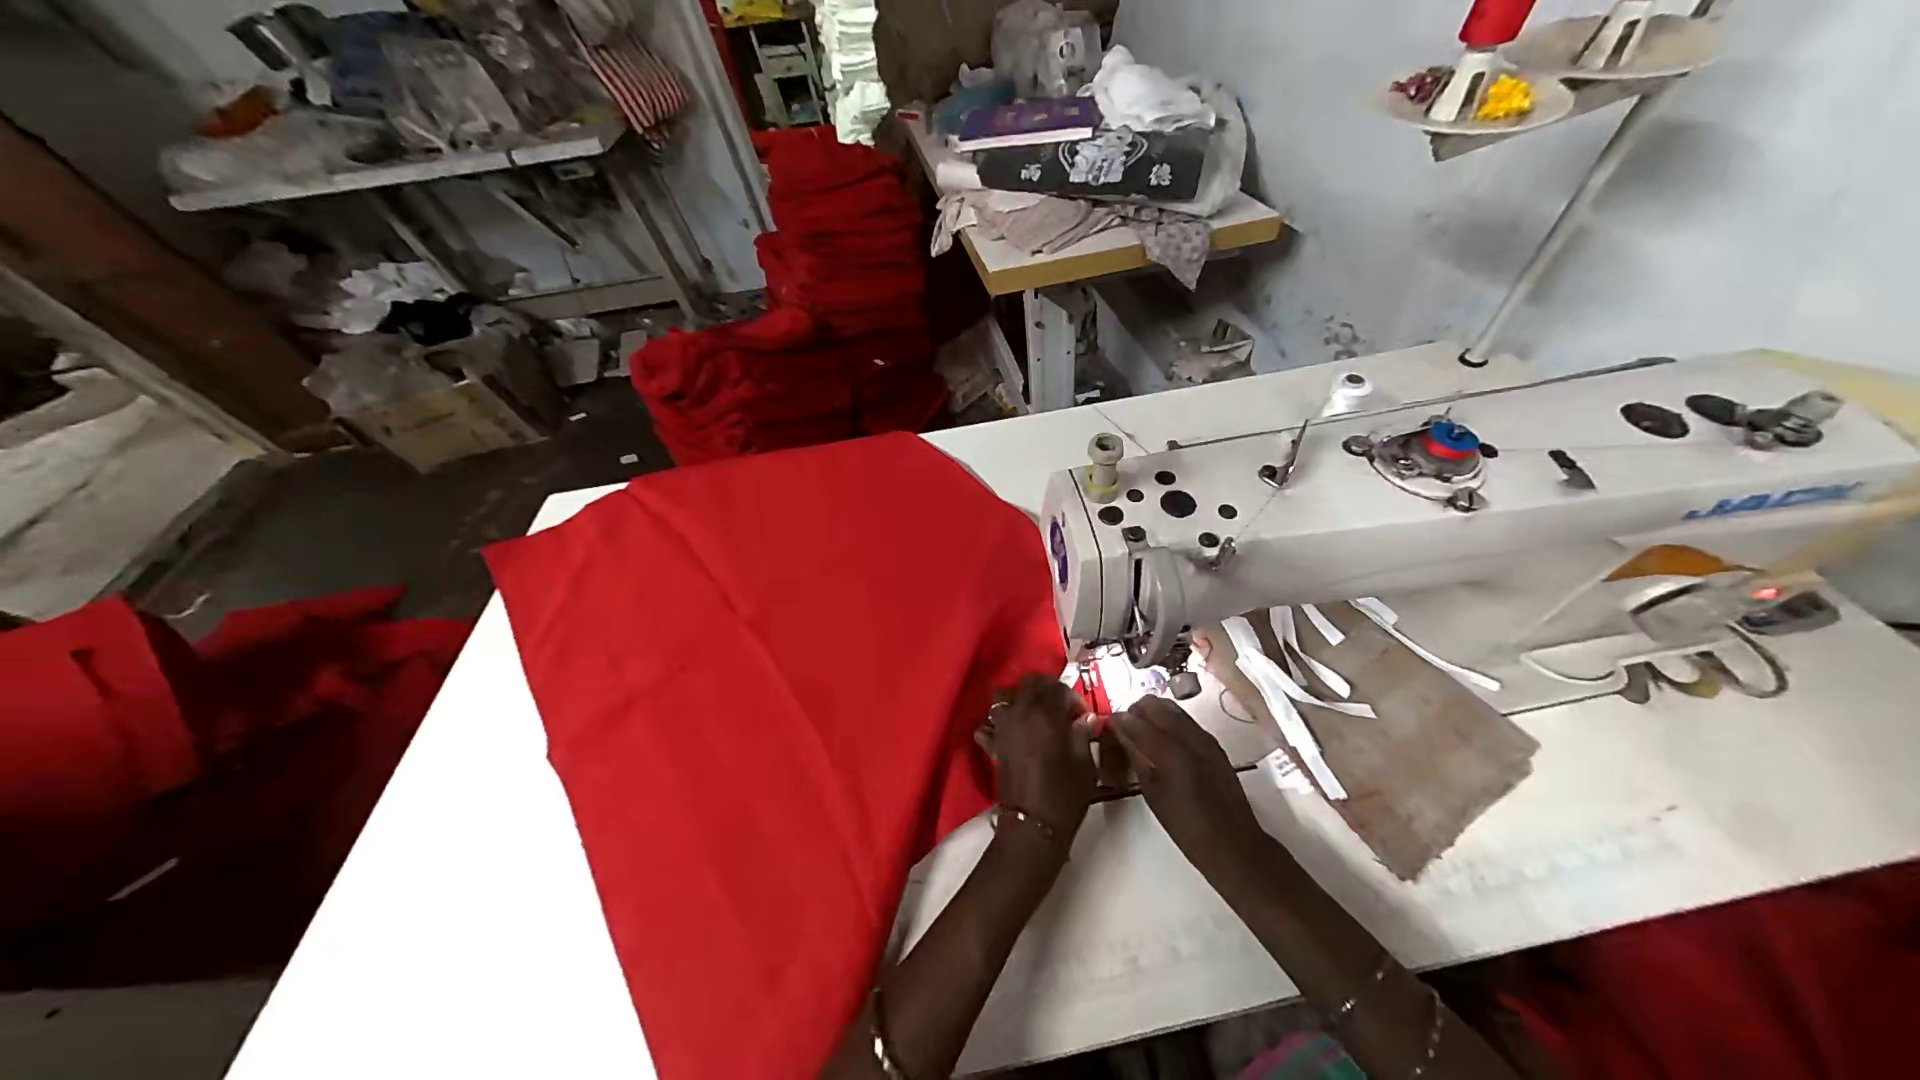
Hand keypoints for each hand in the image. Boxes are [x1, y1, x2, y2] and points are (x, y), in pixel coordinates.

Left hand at [983, 674, 1095, 844]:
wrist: (1034, 825)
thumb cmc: (1065, 795)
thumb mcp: (1085, 764)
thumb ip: (1083, 735)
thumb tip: (1087, 719)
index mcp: (1047, 715)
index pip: (1058, 688)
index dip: (1072, 698)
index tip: (1082, 715)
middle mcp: (1021, 714)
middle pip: (1029, 683)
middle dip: (1046, 688)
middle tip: (1059, 706)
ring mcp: (1003, 728)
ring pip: (1003, 697)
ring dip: (1018, 700)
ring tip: (1034, 715)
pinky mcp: (992, 745)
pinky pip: (988, 725)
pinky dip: (995, 725)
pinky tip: (1009, 734)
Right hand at [1108, 697, 1269, 876]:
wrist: (1233, 842)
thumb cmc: (1187, 826)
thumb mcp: (1153, 794)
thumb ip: (1137, 759)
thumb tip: (1122, 737)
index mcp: (1170, 752)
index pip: (1136, 721)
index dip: (1118, 720)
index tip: (1107, 723)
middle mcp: (1188, 737)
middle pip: (1155, 705)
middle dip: (1136, 711)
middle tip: (1124, 727)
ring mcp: (1205, 738)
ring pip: (1173, 709)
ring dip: (1154, 714)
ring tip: (1142, 733)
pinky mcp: (1214, 744)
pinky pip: (1186, 721)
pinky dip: (1170, 722)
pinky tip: (1164, 741)